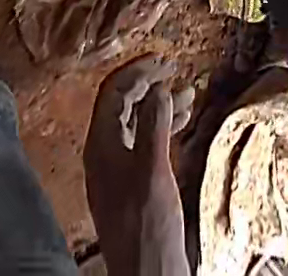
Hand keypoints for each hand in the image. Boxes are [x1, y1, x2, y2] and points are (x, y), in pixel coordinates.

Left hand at [85, 56, 192, 275]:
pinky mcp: (133, 183)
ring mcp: (118, 168)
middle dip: (147, 82)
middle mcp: (104, 151)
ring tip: (187, 91)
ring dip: (159, 103)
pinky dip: (163, 126)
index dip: (136, 71)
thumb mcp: (152, 171)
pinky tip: (182, 120)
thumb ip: (153, 126)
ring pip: (136, 122)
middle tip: (173, 68)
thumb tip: (158, 88)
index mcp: (100, 144)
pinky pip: (144, 142)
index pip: (112, 92)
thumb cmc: (148, 228)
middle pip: (122, 103)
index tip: (162, 59)